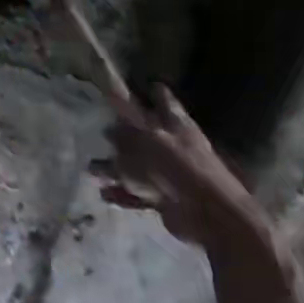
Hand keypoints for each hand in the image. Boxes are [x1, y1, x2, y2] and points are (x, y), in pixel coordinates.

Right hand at [98, 85, 267, 251]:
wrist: (211, 217)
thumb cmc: (178, 167)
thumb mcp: (145, 142)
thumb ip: (125, 134)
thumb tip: (108, 129)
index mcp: (173, 123)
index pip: (161, 99)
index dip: (151, 91)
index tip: (138, 85)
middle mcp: (173, 145)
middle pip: (145, 134)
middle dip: (123, 134)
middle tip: (104, 131)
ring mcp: (171, 174)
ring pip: (138, 165)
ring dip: (116, 168)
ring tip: (93, 169)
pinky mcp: (168, 201)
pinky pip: (140, 194)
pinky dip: (123, 194)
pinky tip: (105, 194)